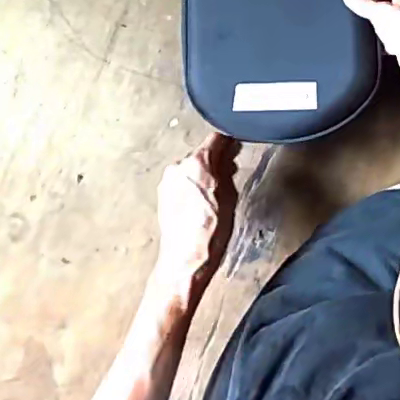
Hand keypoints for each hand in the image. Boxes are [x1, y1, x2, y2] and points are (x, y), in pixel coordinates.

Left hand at [151, 133, 238, 302]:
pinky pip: (182, 181)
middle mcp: (178, 166)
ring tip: (216, 194)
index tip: (236, 146)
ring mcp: (168, 180)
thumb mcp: (230, 197)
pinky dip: (192, 185)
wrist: (185, 261)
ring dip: (203, 173)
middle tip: (230, 174)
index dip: (230, 142)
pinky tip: (202, 203)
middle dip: (216, 160)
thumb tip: (228, 157)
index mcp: (197, 163)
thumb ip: (228, 170)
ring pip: (191, 167)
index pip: (217, 138)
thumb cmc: (209, 234)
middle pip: (202, 153)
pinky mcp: (163, 194)